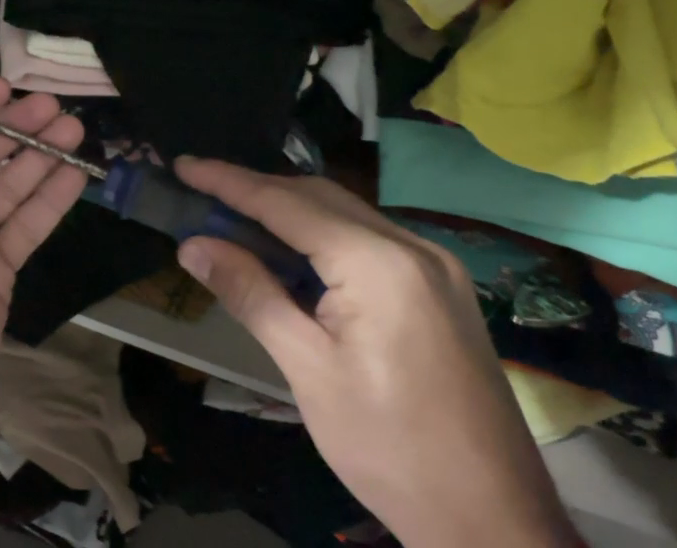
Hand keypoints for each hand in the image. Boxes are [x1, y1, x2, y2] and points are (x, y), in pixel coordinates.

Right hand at [173, 159, 577, 547]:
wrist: (494, 521)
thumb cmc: (389, 448)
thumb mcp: (307, 369)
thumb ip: (251, 294)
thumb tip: (193, 245)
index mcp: (379, 263)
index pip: (286, 204)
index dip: (228, 182)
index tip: (183, 165)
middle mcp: (414, 248)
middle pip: (319, 197)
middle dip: (256, 191)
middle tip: (199, 194)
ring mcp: (435, 269)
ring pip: (346, 217)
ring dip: (288, 213)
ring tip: (232, 222)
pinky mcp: (441, 292)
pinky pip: (369, 243)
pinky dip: (321, 239)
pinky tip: (290, 258)